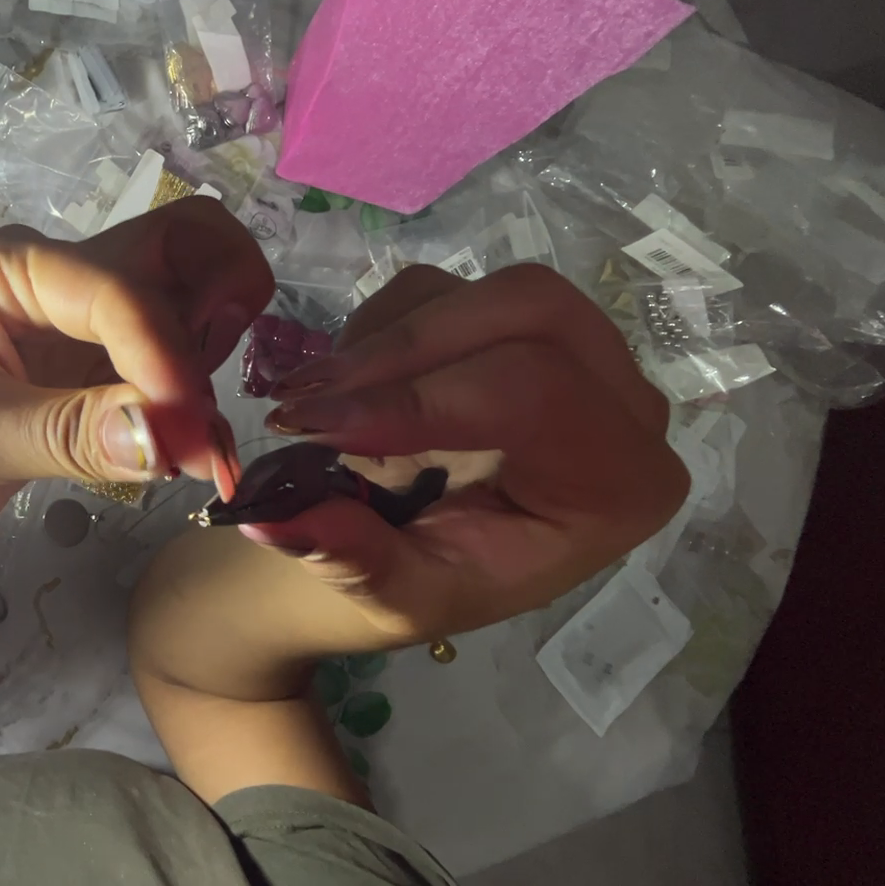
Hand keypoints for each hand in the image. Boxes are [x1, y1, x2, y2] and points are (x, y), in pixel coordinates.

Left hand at [0, 198, 273, 576]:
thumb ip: (72, 432)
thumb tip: (177, 439)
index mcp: (9, 266)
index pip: (115, 290)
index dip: (162, 357)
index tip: (186, 438)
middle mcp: (53, 278)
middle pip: (174, 247)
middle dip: (217, 305)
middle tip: (210, 391)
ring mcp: (77, 323)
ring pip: (184, 302)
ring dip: (210, 361)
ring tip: (198, 447)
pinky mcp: (91, 372)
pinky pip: (167, 365)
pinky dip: (191, 400)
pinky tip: (190, 455)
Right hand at [244, 262, 688, 642]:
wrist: (410, 546)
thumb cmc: (421, 578)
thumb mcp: (392, 597)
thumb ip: (352, 561)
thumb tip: (271, 518)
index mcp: (612, 483)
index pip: (534, 394)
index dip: (413, 401)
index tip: (309, 429)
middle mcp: (613, 403)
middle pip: (527, 312)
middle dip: (396, 351)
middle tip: (302, 398)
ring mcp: (560, 351)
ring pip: (473, 291)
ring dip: (375, 341)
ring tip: (307, 397)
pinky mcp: (496, 324)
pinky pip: (430, 289)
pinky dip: (369, 328)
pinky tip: (344, 384)